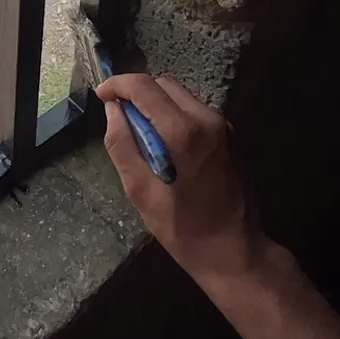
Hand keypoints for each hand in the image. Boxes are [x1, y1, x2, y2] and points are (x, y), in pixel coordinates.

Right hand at [97, 73, 259, 283]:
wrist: (237, 253)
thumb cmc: (185, 229)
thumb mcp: (141, 192)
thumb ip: (122, 145)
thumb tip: (112, 110)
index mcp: (184, 132)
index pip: (144, 87)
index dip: (118, 84)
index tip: (102, 95)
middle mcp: (207, 119)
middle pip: (163, 85)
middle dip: (136, 94)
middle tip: (120, 118)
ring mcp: (223, 125)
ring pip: (179, 95)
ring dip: (155, 104)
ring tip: (141, 134)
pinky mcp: (230, 134)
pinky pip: (193, 110)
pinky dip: (173, 115)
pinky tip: (166, 144)